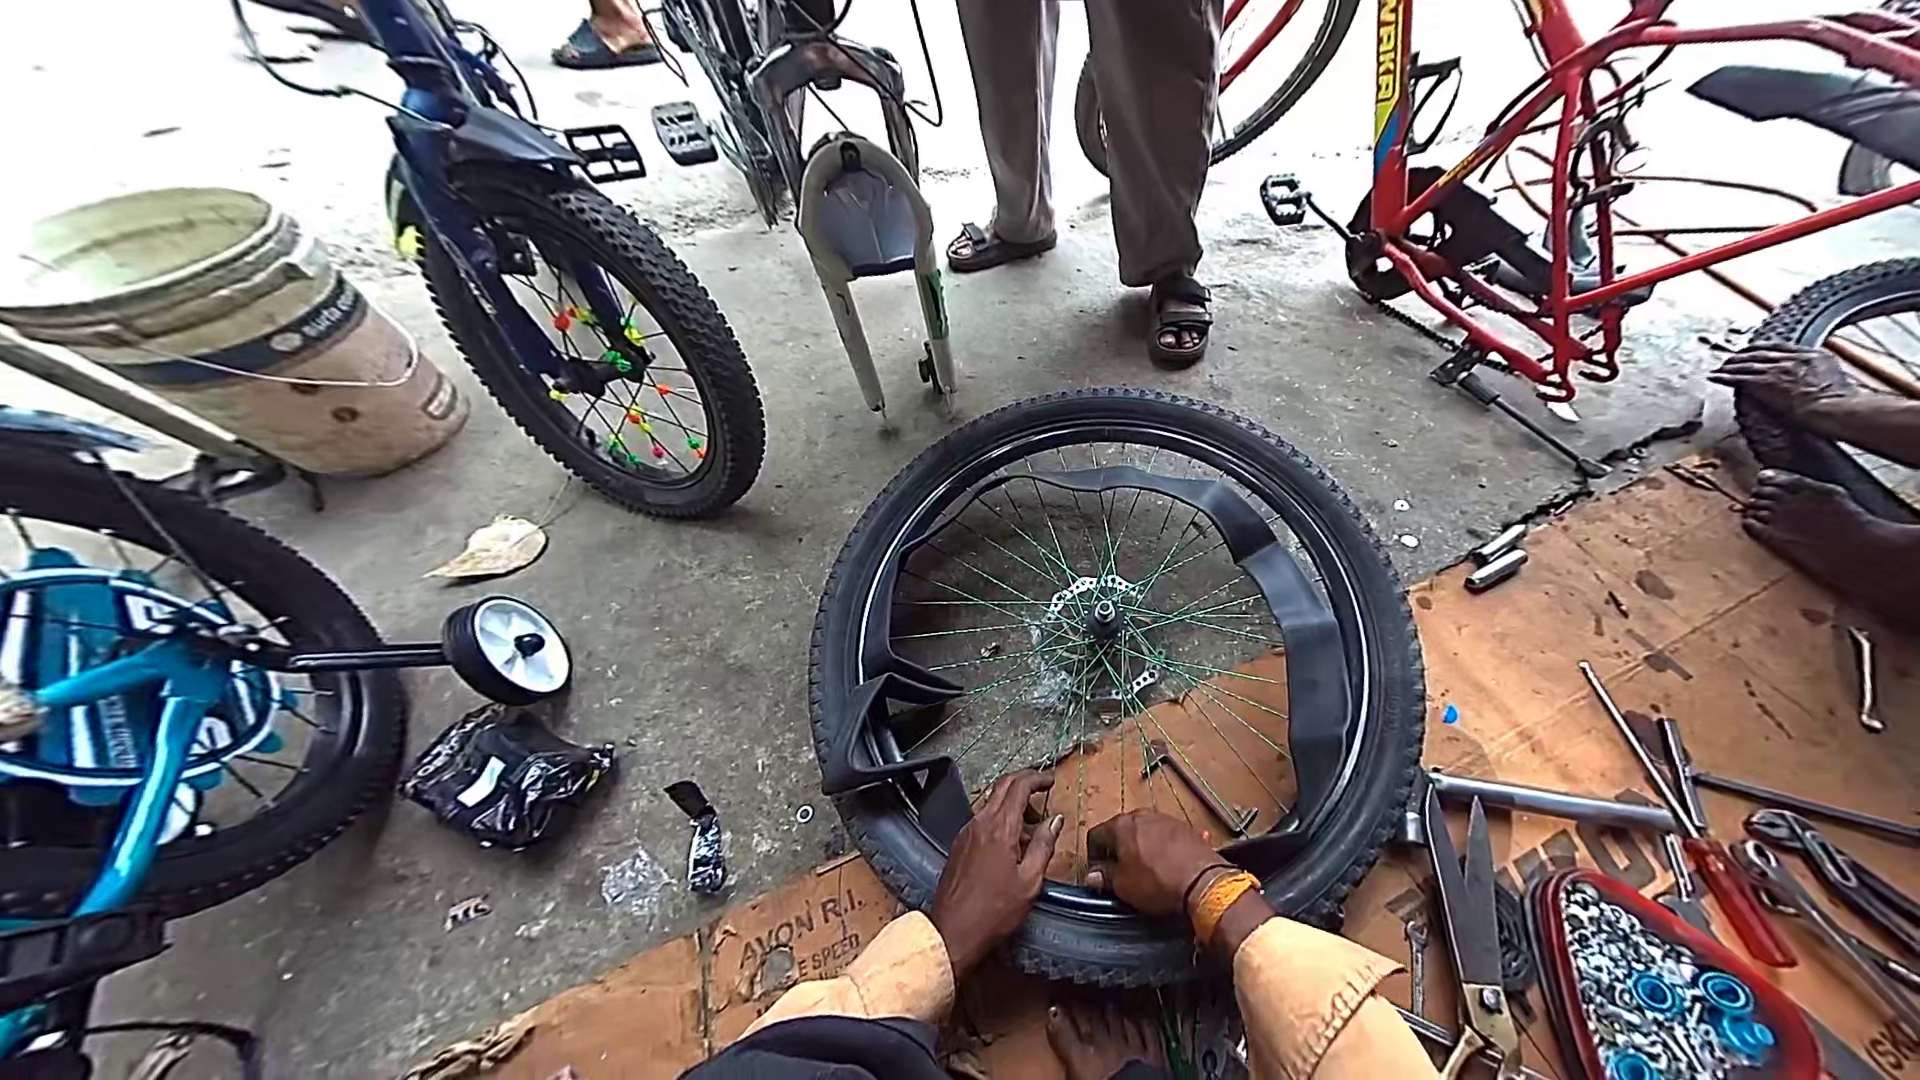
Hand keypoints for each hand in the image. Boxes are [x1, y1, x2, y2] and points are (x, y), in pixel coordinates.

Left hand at [928, 770, 1062, 979]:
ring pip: (993, 802)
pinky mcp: (961, 842)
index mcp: (999, 827)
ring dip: (1014, 803)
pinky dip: (1001, 818)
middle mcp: (980, 822)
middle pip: (1003, 785)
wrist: (952, 930)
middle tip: (1042, 788)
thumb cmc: (993, 912)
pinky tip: (1012, 842)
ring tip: (1032, 826)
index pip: (1019, 786)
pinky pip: (983, 818)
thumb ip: (1044, 845)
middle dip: (1025, 781)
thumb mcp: (1030, 882)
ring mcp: (967, 831)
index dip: (1037, 777)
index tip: (1050, 779)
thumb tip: (1055, 821)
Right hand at [1083, 810, 1224, 916]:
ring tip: (1148, 870)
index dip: (1094, 855)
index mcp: (1120, 825)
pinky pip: (1167, 837)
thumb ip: (1105, 876)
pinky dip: (1164, 849)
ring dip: (1142, 847)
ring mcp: (1164, 819)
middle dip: (1119, 849)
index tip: (1100, 872)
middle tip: (1122, 872)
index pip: (1096, 835)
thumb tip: (1093, 875)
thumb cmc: (1158, 881)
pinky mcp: (1185, 828)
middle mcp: (1140, 815)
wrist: (1203, 881)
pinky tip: (1169, 864)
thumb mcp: (1124, 886)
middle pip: (1121, 830)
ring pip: (1145, 831)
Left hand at [1709, 344, 1855, 420]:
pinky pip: (1736, 377)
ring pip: (1745, 364)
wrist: (1831, 407)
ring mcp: (1777, 370)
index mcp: (1813, 355)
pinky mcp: (1763, 382)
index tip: (1748, 350)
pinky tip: (1713, 377)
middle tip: (1727, 360)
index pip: (1779, 346)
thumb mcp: (1829, 374)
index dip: (1759, 348)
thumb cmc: (1834, 398)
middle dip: (1739, 357)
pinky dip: (1722, 377)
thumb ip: (1811, 368)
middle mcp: (1794, 359)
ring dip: (1727, 367)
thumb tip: (1798, 371)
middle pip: (1758, 353)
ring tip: (1717, 369)